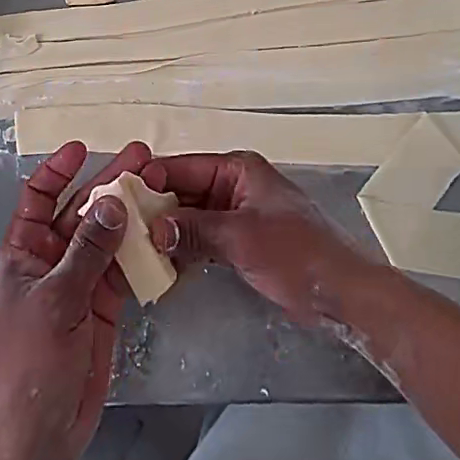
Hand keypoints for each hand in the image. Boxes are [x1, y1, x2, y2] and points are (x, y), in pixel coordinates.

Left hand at [0, 140, 152, 459]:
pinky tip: (162, 232)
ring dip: (132, 214)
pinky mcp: (103, 305)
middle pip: (82, 210)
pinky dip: (142, 251)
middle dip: (109, 183)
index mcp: (24, 252)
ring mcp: (80, 282)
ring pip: (108, 236)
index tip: (82, 148)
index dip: (58, 170)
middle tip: (142, 159)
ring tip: (160, 187)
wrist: (37, 434)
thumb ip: (87, 250)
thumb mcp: (56, 300)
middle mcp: (52, 260)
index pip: (38, 197)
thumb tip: (111, 204)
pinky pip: (124, 267)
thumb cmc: (27, 364)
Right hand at [142, 151, 377, 327]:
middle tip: (119, 227)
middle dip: (155, 208)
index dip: (151, 180)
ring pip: (189, 216)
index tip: (118, 198)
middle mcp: (233, 184)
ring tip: (132, 245)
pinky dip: (183, 246)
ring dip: (166, 230)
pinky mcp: (238, 240)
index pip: (183, 167)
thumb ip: (194, 230)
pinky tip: (160, 262)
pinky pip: (200, 236)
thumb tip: (153, 230)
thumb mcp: (241, 237)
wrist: (340, 292)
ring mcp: (235, 213)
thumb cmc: (296, 253)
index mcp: (238, 169)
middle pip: (183, 190)